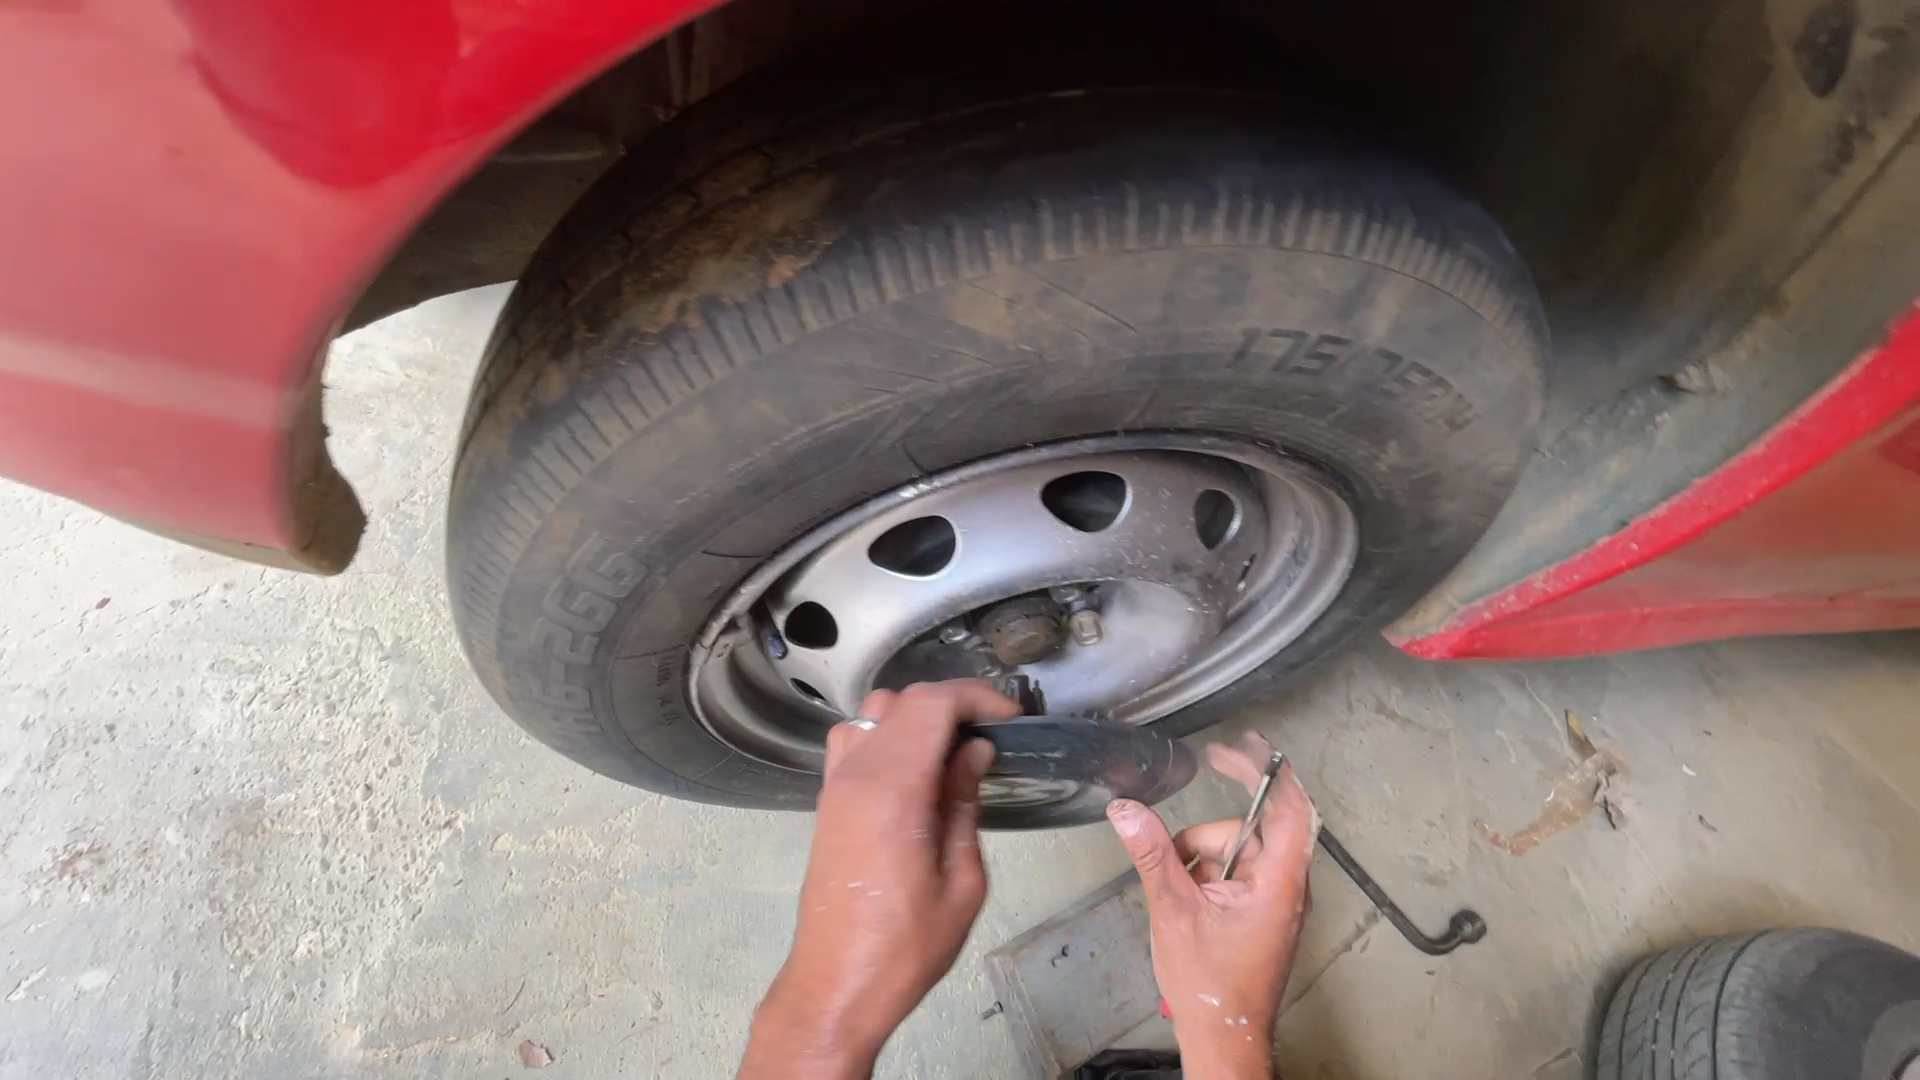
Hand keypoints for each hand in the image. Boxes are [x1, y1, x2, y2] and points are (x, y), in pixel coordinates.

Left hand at [739, 680, 1018, 1079]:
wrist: (835, 985)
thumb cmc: (906, 945)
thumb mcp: (961, 880)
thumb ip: (963, 803)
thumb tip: (973, 750)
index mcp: (894, 788)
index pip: (933, 705)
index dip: (976, 697)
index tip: (1011, 717)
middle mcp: (858, 771)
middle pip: (905, 700)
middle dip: (954, 701)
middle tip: (991, 730)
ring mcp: (836, 782)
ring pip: (875, 710)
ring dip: (918, 712)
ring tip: (954, 744)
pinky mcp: (828, 798)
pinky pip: (854, 736)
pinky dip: (888, 730)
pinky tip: (914, 763)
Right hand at [1106, 733, 1317, 1079]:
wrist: (1222, 1037)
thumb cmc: (1209, 983)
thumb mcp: (1172, 910)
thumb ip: (1152, 853)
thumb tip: (1125, 809)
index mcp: (1278, 884)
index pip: (1291, 811)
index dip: (1271, 772)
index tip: (1244, 745)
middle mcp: (1285, 886)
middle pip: (1252, 829)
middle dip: (1209, 833)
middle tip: (1180, 841)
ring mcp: (1273, 899)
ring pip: (1237, 849)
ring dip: (1201, 855)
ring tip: (1179, 890)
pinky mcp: (1260, 910)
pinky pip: (1232, 870)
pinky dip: (1205, 871)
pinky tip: (1188, 895)